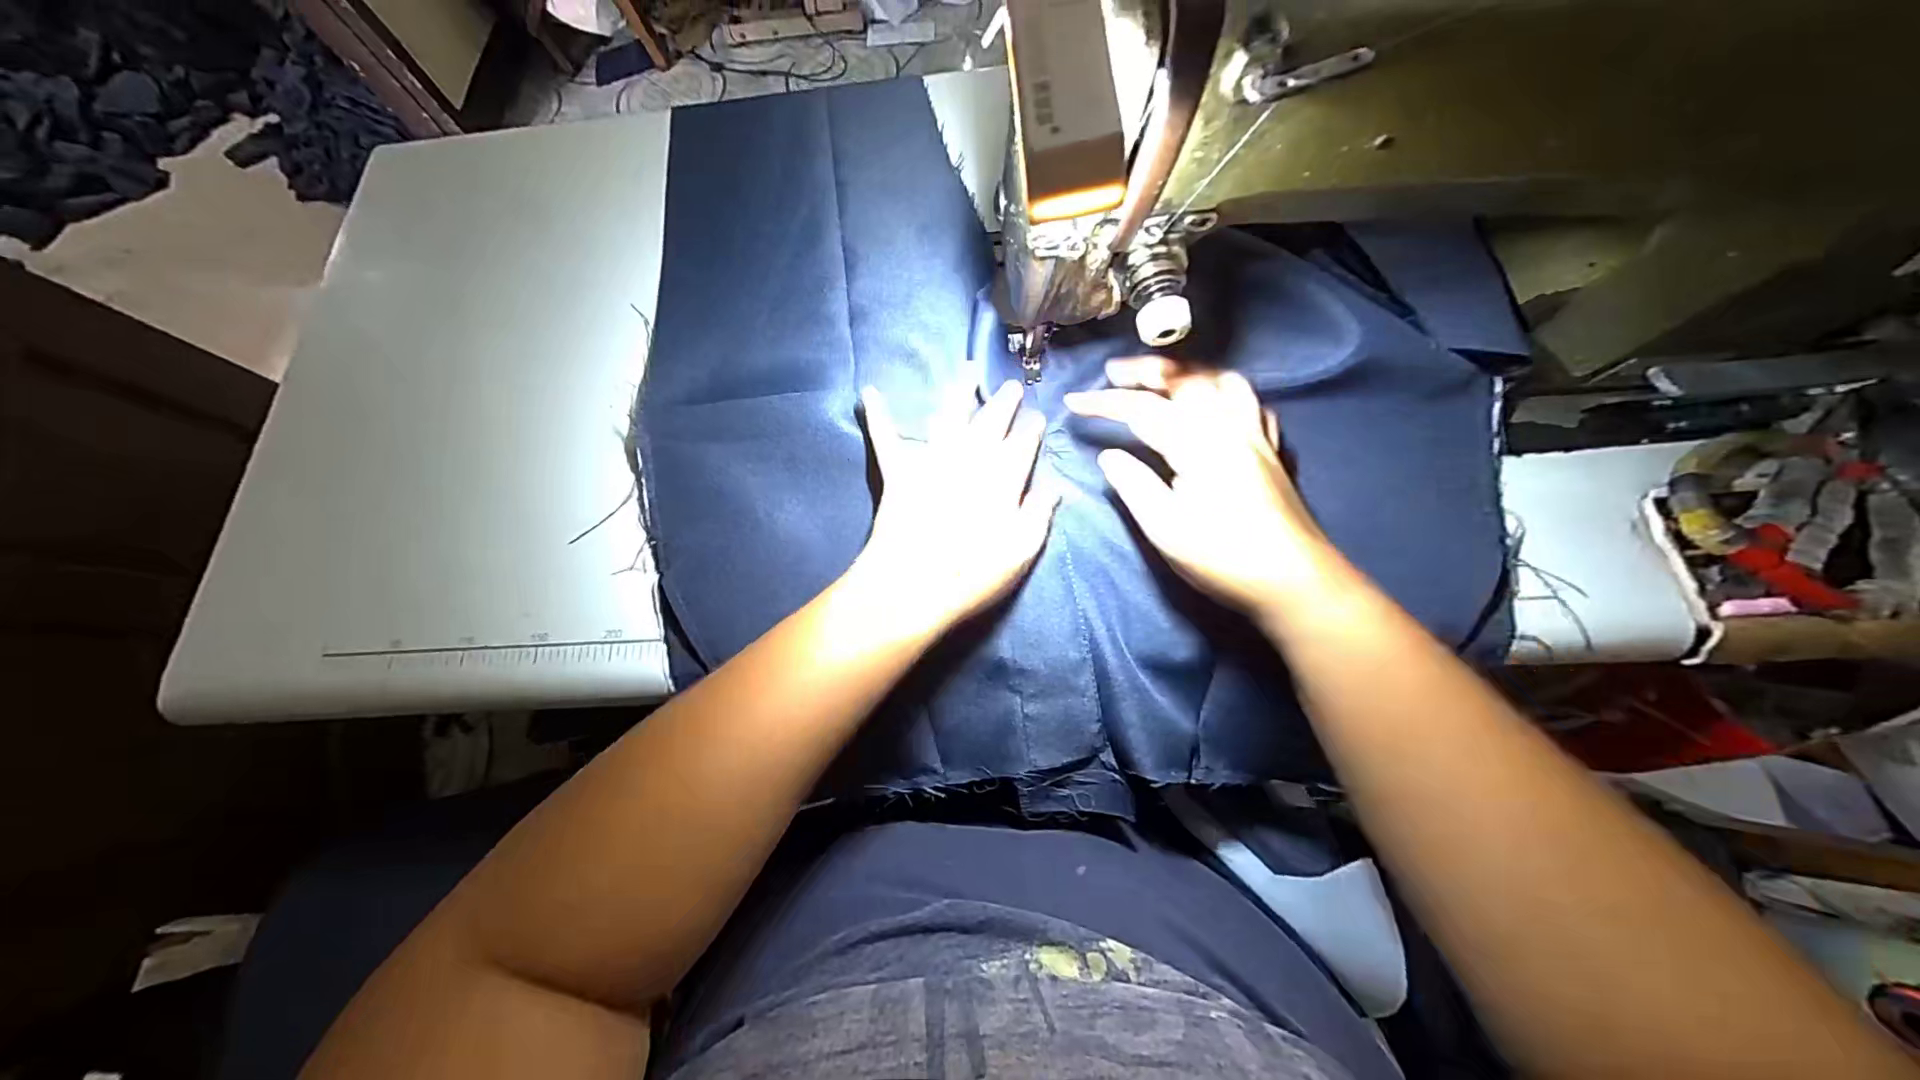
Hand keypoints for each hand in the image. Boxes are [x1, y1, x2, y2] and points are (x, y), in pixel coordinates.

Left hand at [850, 380, 1059, 635]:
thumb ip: (1039, 513)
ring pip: (948, 416)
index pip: (1023, 443)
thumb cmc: (973, 573)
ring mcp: (932, 460)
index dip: (1031, 428)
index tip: (1038, 416)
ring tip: (967, 371)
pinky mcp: (899, 471)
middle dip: (1004, 401)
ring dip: (958, 392)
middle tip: (1012, 386)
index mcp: (1004, 477)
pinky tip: (870, 392)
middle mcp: (970, 458)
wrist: (912, 585)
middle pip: (990, 421)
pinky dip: (878, 414)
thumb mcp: (1022, 550)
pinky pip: (886, 437)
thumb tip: (1055, 486)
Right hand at [1065, 356, 1340, 620]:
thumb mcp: (1164, 527)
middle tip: (1113, 371)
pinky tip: (1217, 406)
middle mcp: (1228, 426)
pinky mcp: (1272, 450)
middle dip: (1145, 370)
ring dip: (1189, 372)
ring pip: (1222, 381)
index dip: (1104, 403)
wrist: (1293, 580)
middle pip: (1185, 380)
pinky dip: (1226, 393)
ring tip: (1165, 379)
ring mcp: (1255, 434)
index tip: (1073, 402)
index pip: (1142, 410)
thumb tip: (1109, 455)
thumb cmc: (1222, 557)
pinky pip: (1251, 404)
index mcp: (1196, 443)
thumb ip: (1133, 484)